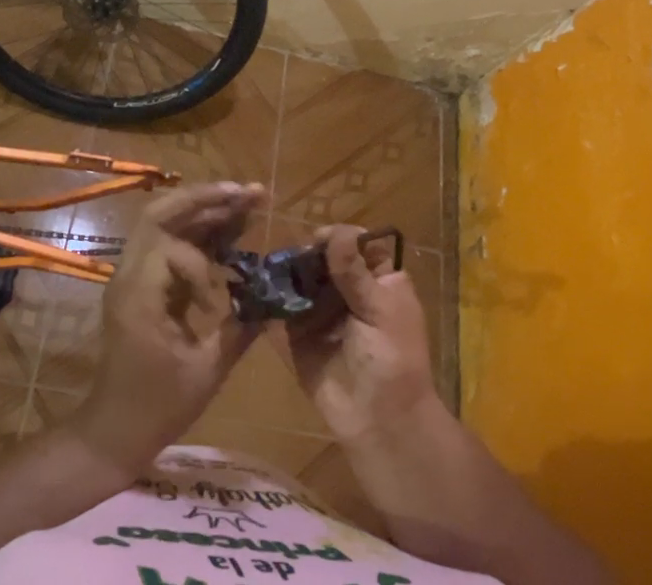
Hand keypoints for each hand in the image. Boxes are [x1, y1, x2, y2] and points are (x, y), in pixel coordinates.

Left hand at [71, 182, 264, 469]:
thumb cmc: (157, 407)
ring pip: (165, 224)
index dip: (204, 266)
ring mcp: (132, 277)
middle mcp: (128, 275)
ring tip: (248, 200)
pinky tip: (232, 233)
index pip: (170, 246)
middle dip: (205, 199)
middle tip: (248, 191)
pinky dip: (200, 235)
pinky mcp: (143, 286)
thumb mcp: (206, 371)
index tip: (220, 303)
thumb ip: (240, 329)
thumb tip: (272, 298)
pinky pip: (170, 246)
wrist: (114, 430)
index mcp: (138, 294)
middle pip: (161, 214)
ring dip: (205, 210)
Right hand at [286, 225, 438, 443]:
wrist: (379, 420)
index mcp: (380, 282)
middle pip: (324, 259)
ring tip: (271, 269)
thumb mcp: (379, 309)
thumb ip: (353, 271)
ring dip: (287, 271)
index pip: (358, 245)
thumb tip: (336, 231)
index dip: (340, 238)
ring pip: (302, 279)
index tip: (319, 239)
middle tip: (289, 256)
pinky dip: (272, 296)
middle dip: (307, 254)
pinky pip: (284, 307)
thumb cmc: (392, 360)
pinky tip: (259, 286)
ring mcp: (322, 312)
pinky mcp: (299, 333)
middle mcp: (350, 291)